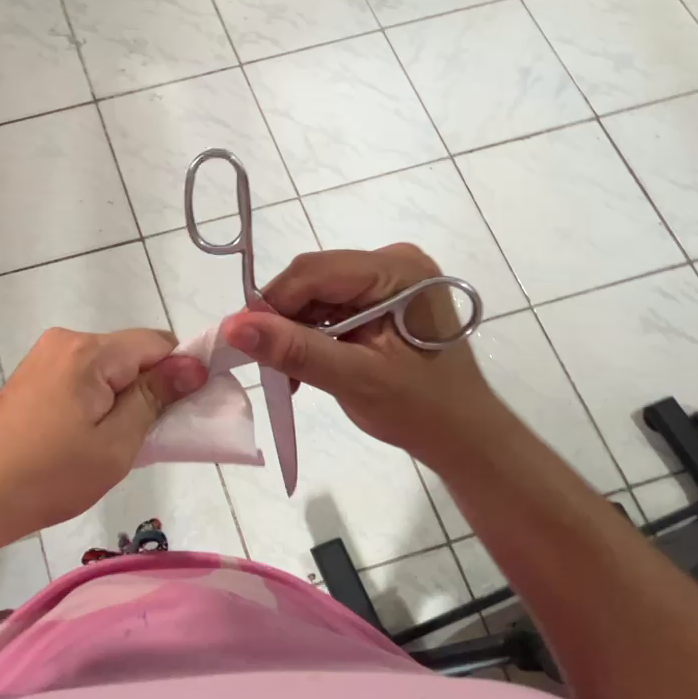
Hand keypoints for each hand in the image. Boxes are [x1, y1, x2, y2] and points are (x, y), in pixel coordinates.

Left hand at [0, 328, 207, 587]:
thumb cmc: (49, 477)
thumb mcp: (115, 445)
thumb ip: (155, 398)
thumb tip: (193, 363)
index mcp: (88, 351)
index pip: (157, 342)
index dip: (183, 371)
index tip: (194, 411)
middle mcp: (66, 341)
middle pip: (131, 353)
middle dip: (152, 387)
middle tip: (159, 437)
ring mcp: (44, 357)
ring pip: (108, 368)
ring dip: (125, 397)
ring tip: (123, 444)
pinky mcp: (32, 376)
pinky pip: (83, 378)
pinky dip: (99, 401)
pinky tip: (92, 438)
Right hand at [221, 246, 507, 462]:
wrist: (465, 437)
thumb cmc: (420, 409)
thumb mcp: (354, 379)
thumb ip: (294, 349)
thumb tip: (233, 328)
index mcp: (397, 270)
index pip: (313, 272)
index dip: (272, 304)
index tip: (244, 343)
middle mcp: (394, 261)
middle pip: (312, 279)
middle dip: (283, 320)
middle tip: (268, 364)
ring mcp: (389, 278)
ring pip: (316, 293)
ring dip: (294, 331)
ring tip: (289, 373)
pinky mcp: (383, 296)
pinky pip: (330, 304)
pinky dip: (312, 334)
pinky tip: (307, 363)